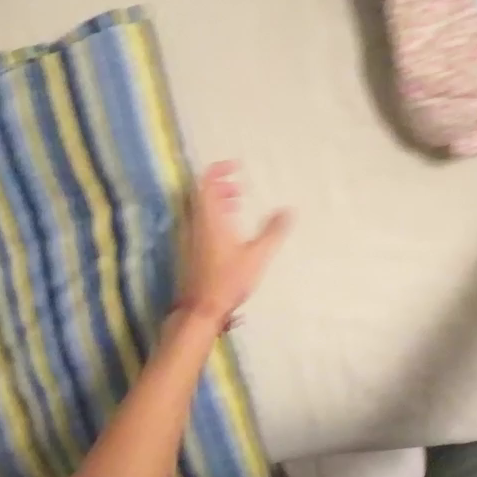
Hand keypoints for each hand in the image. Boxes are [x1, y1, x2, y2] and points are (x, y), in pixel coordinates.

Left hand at [179, 161, 290, 323]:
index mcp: (209, 218)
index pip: (206, 181)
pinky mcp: (187, 251)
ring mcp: (188, 237)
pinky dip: (213, 218)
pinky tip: (229, 233)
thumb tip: (289, 211)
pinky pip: (198, 223)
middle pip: (202, 193)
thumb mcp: (257, 255)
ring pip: (200, 209)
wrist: (200, 309)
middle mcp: (195, 223)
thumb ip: (273, 231)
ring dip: (217, 202)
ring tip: (238, 207)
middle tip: (241, 190)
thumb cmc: (228, 280)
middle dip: (222, 186)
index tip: (237, 167)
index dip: (219, 169)